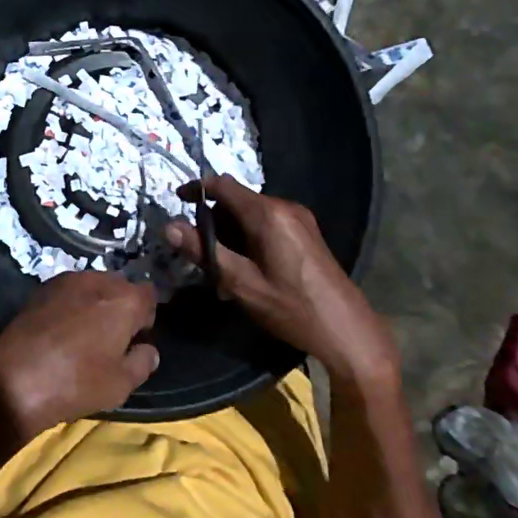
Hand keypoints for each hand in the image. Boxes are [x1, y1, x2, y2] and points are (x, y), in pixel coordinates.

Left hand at [0, 272, 159, 442]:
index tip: (135, 340)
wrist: (13, 378)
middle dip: (121, 307)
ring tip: (84, 334)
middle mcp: (97, 280)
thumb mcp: (120, 384)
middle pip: (120, 286)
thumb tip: (147, 349)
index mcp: (124, 300)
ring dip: (95, 304)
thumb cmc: (76, 382)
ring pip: (93, 286)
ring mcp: (65, 280)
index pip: (149, 295)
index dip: (145, 318)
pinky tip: (61, 330)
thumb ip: (142, 362)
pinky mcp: (40, 288)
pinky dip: (71, 305)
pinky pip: (68, 291)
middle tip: (112, 339)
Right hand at [166, 176, 399, 388]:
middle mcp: (285, 207)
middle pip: (236, 200)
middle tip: (201, 256)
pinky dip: (249, 238)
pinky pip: (268, 223)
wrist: (349, 332)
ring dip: (231, 233)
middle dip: (213, 222)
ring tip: (224, 270)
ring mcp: (300, 219)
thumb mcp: (241, 283)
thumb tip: (168, 226)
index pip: (222, 185)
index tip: (176, 203)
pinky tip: (248, 269)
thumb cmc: (292, 308)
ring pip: (251, 213)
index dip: (196, 189)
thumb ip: (204, 251)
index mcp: (267, 214)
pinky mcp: (307, 233)